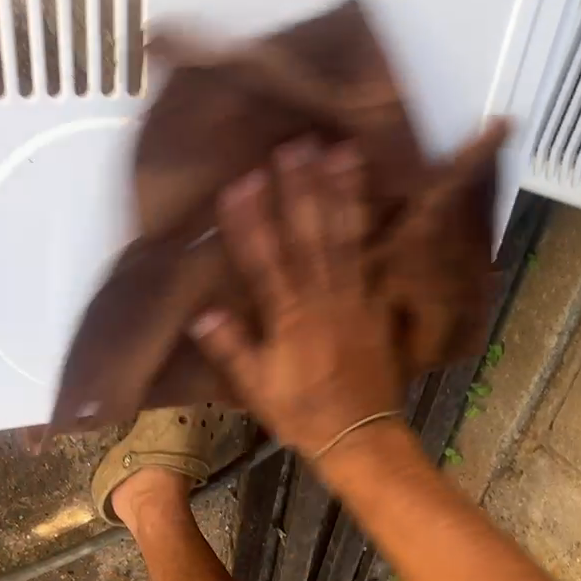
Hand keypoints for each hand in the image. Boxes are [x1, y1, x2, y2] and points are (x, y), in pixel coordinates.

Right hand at [188, 140, 406, 455]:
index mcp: (287, 319)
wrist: (360, 436)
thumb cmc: (302, 413)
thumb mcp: (257, 389)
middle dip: (300, 190)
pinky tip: (373, 198)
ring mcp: (354, 298)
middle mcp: (322, 300)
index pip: (263, 262)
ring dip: (341, 194)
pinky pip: (375, 258)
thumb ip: (232, 349)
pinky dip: (374, 226)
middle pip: (309, 237)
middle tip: (294, 144)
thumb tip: (203, 312)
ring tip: (339, 151)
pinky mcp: (377, 305)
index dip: (250, 222)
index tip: (239, 182)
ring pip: (345, 239)